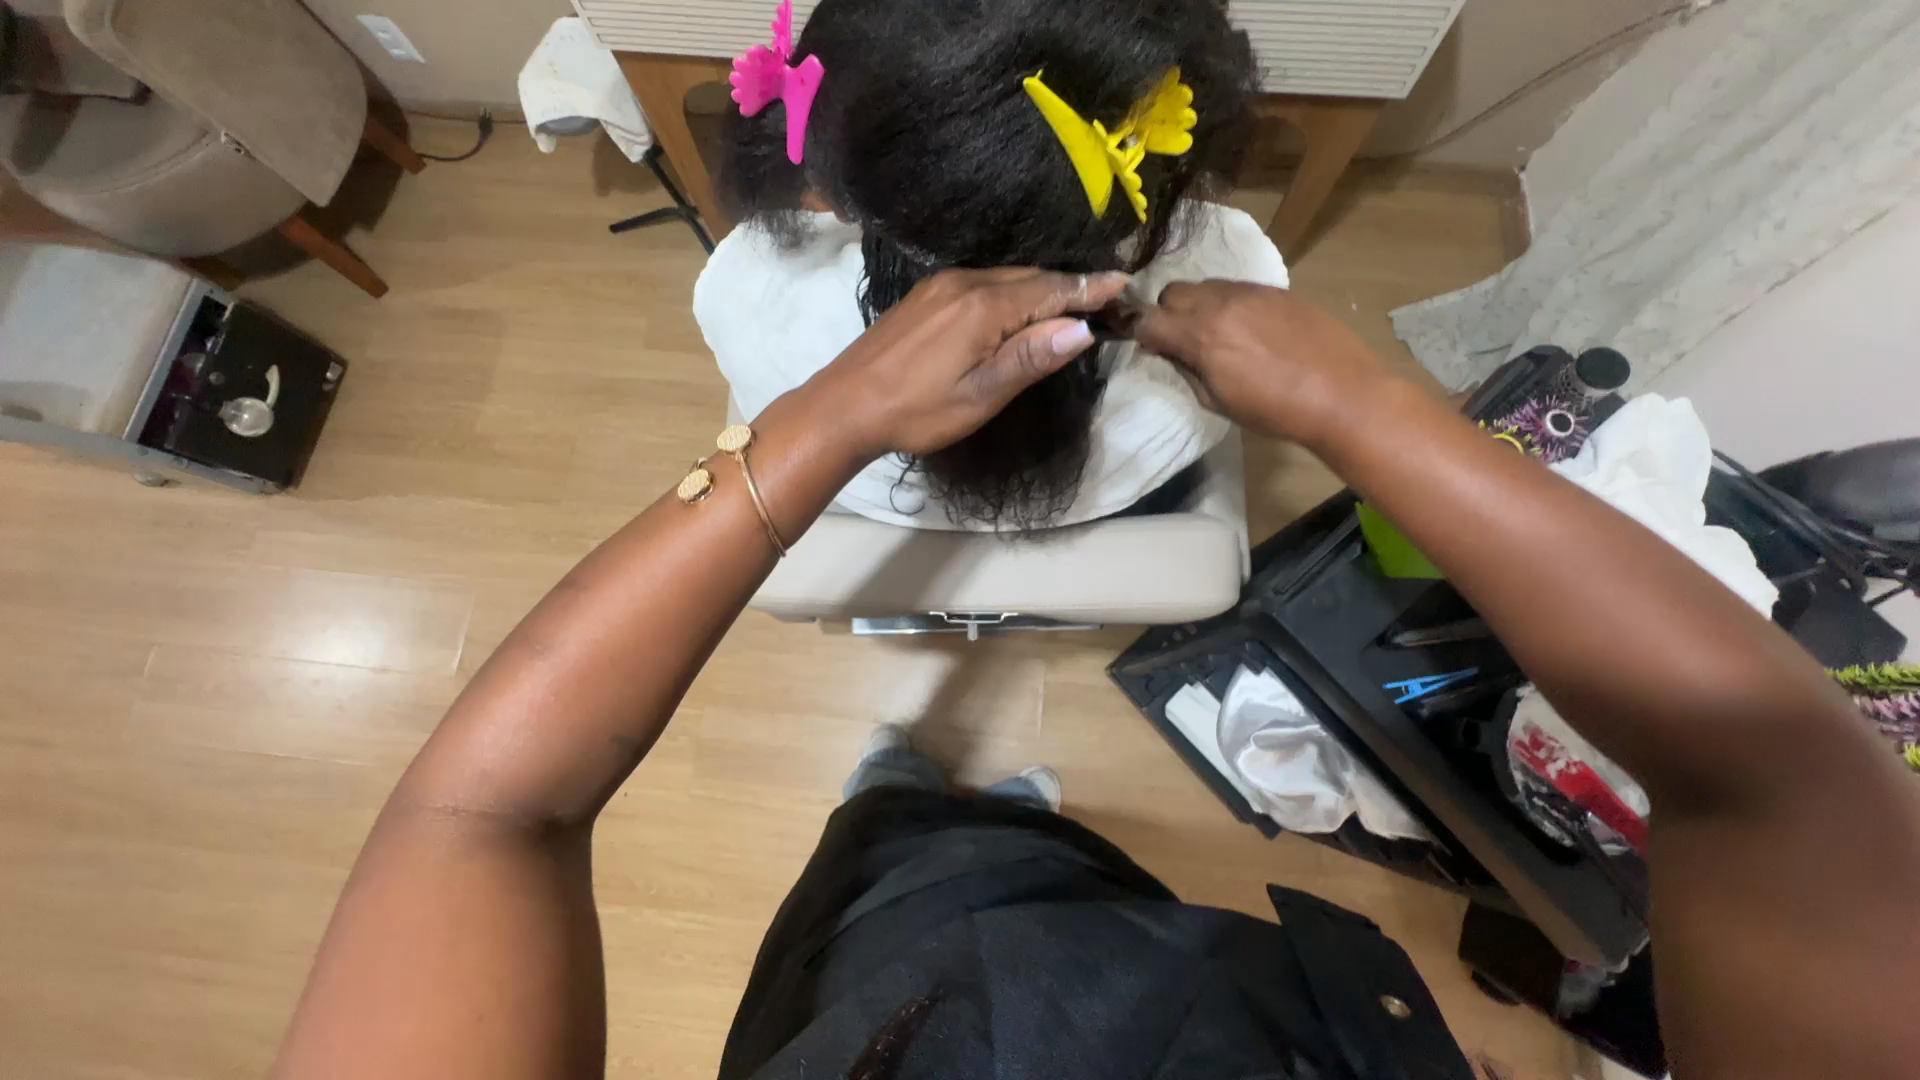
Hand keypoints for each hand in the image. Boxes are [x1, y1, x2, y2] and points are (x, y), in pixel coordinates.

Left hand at [814, 267, 1128, 458]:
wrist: (845, 405)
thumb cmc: (917, 411)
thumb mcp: (980, 395)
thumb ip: (1030, 358)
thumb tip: (1081, 328)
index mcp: (983, 307)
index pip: (1050, 289)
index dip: (1089, 288)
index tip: (1123, 282)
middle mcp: (964, 282)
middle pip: (1030, 278)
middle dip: (1069, 285)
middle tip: (1105, 295)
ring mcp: (940, 285)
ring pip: (1005, 278)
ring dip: (1040, 287)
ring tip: (1071, 299)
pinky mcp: (925, 296)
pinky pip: (982, 282)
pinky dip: (1010, 291)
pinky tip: (1017, 306)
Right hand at [1134, 281, 1391, 448]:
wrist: (1342, 394)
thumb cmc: (1274, 410)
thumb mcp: (1217, 401)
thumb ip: (1187, 370)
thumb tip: (1169, 352)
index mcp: (1201, 336)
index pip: (1146, 319)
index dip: (1131, 327)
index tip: (1131, 337)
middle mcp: (1220, 303)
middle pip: (1172, 292)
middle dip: (1166, 312)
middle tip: (1177, 338)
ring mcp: (1251, 292)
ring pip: (1205, 285)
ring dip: (1197, 305)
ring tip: (1213, 333)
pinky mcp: (1277, 290)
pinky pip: (1236, 288)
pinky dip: (1227, 304)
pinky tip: (1246, 330)